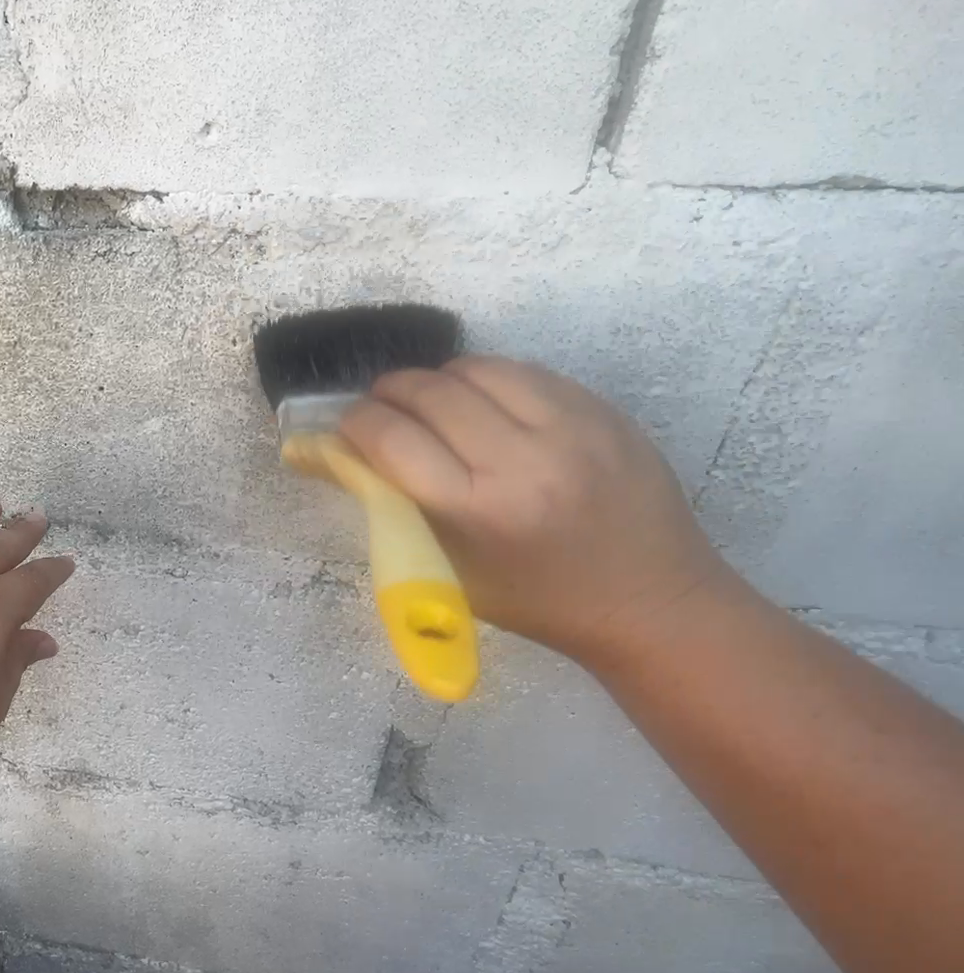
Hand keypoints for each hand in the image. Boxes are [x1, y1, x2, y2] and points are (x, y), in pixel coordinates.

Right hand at [338, 356, 742, 666]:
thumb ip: (384, 503)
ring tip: (430, 403)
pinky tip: (481, 404)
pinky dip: (486, 380)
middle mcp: (526, 460)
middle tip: (379, 409)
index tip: (346, 428)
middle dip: (388, 393)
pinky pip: (525, 371)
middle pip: (430, 392)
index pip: (391, 438)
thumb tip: (319, 453)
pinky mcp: (605, 413)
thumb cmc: (532, 601)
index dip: (355, 423)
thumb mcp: (444, 566)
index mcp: (479, 510)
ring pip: (477, 369)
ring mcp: (574, 429)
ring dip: (437, 380)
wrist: (653, 604)